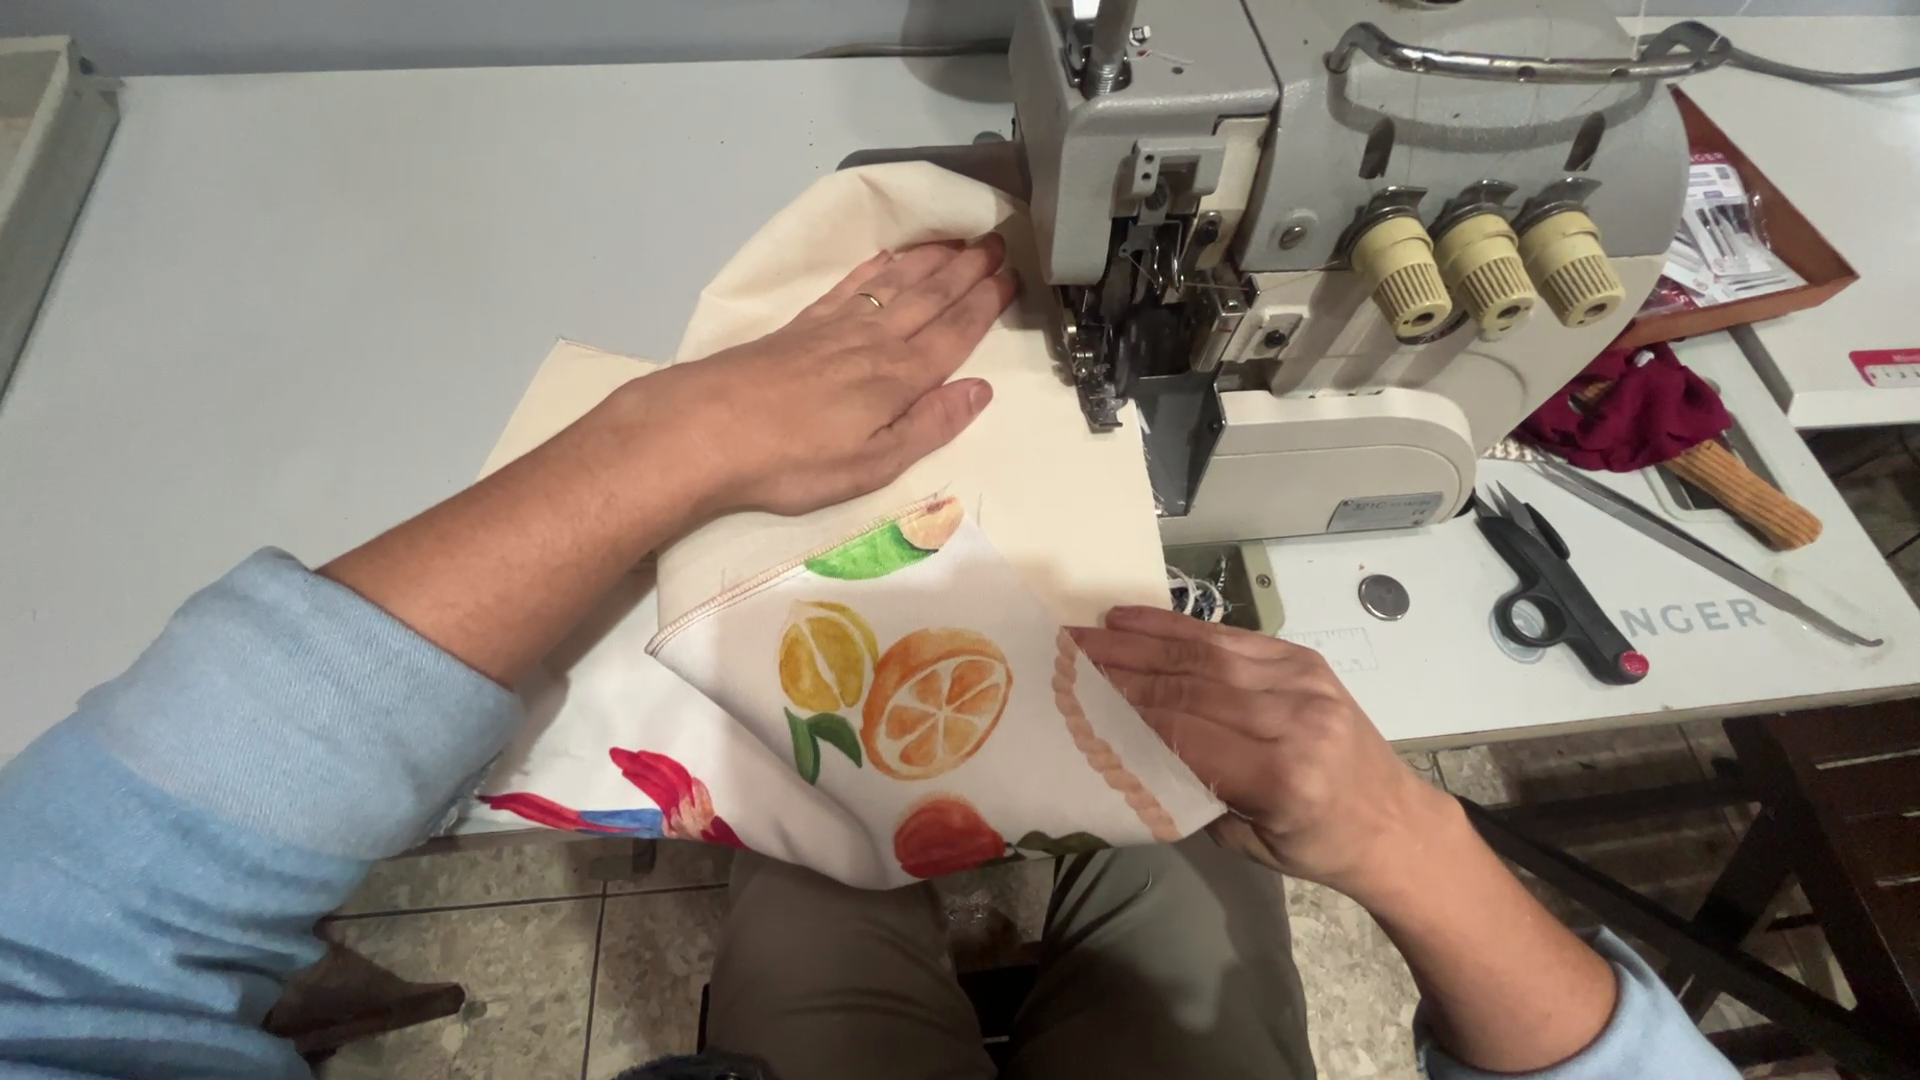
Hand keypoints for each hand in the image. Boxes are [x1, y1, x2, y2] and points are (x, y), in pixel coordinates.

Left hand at [618, 235, 1018, 517]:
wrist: (707, 429)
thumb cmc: (796, 460)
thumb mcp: (875, 462)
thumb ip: (931, 425)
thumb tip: (982, 389)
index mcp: (898, 378)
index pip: (954, 333)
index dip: (986, 305)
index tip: (1011, 277)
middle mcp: (873, 342)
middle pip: (930, 298)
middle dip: (967, 271)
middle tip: (996, 242)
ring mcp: (835, 328)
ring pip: (895, 284)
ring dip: (930, 261)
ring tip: (957, 241)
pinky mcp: (801, 326)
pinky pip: (850, 285)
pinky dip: (875, 267)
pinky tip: (887, 257)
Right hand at [1071, 606, 1456, 899]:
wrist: (1395, 821)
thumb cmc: (1315, 843)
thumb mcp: (1245, 837)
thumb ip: (1188, 786)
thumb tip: (1122, 742)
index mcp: (1283, 777)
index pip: (1186, 731)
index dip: (1126, 709)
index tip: (1076, 693)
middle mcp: (1296, 720)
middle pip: (1189, 683)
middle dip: (1120, 666)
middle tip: (1067, 653)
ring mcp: (1302, 681)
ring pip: (1203, 652)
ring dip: (1138, 640)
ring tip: (1089, 633)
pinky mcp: (1302, 657)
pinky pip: (1227, 635)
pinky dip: (1174, 625)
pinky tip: (1133, 619)